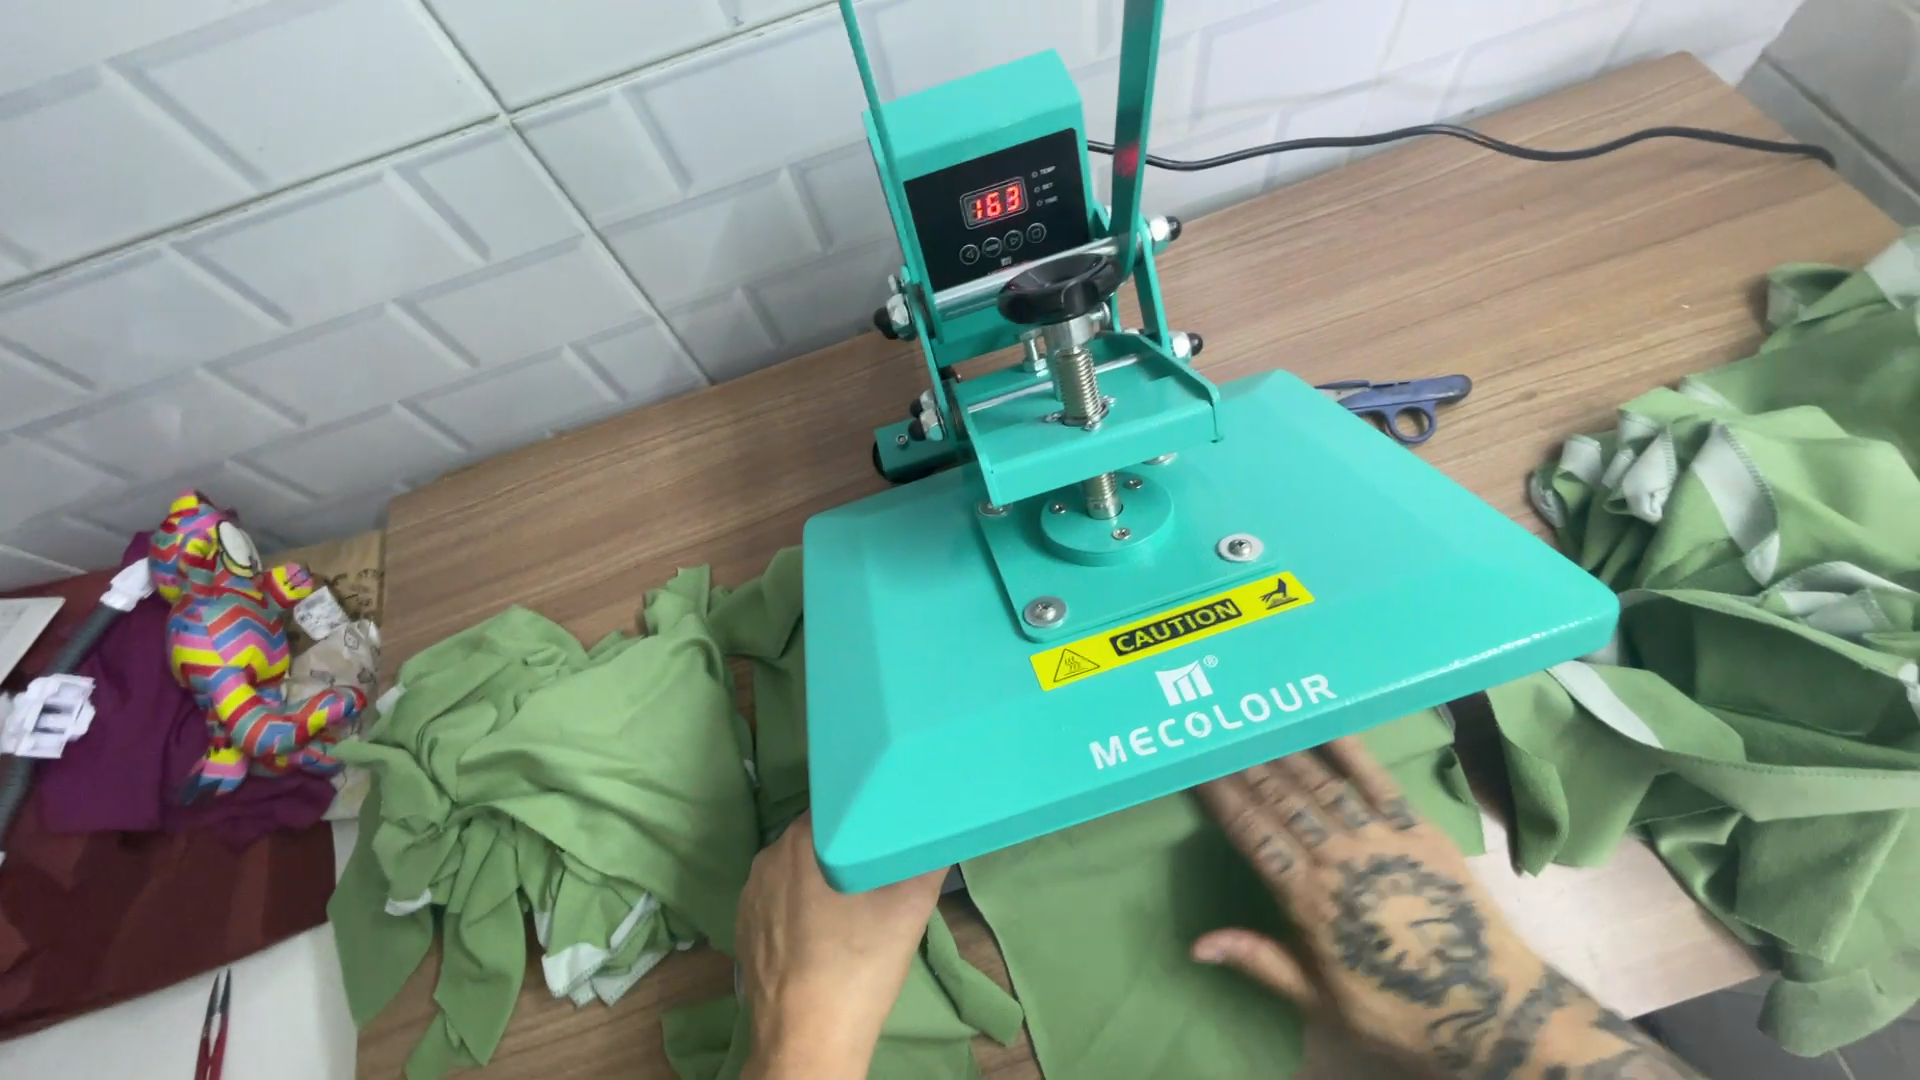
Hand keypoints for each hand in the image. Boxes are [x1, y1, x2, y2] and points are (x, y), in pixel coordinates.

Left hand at [737, 812, 945, 1079]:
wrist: (808, 1045)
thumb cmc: (859, 966)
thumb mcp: (910, 907)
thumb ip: (928, 860)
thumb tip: (940, 833)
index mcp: (802, 841)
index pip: (834, 805)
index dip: (860, 810)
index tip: (884, 822)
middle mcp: (769, 858)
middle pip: (815, 836)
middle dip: (844, 846)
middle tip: (877, 863)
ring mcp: (750, 895)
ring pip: (794, 868)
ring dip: (820, 875)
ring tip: (853, 898)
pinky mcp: (743, 928)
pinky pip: (777, 899)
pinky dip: (798, 905)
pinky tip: (823, 929)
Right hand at [1192, 737, 1699, 1079]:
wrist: (1494, 1013)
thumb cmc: (1398, 1010)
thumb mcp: (1320, 1001)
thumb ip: (1259, 960)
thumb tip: (1196, 944)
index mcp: (1310, 900)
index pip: (1253, 834)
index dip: (1222, 798)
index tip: (1197, 769)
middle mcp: (1340, 859)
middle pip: (1280, 800)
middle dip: (1243, 765)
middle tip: (1218, 735)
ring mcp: (1381, 840)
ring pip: (1320, 784)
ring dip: (1283, 753)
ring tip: (1255, 728)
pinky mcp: (1419, 831)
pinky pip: (1378, 782)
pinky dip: (1350, 751)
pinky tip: (1324, 725)